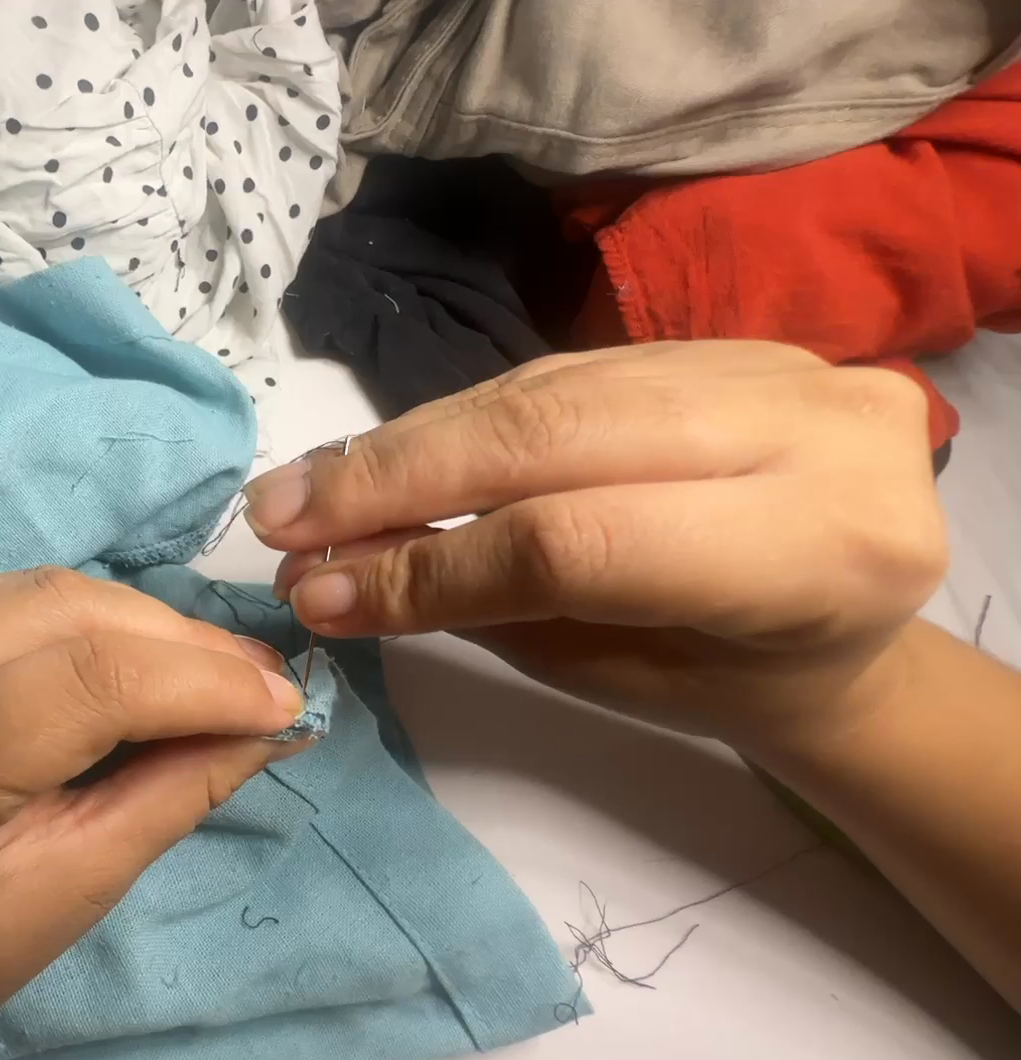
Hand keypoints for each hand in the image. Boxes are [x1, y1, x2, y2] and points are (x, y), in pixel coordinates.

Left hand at [0, 567, 308, 1059]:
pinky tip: (137, 650)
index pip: (82, 685)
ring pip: (39, 590)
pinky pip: (8, 598)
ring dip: (140, 618)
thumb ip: (180, 787)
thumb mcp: (82, 886)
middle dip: (178, 639)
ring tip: (210, 665)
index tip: (280, 700)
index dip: (198, 680)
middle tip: (257, 679)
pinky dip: (91, 616)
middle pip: (61, 612)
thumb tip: (276, 718)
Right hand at [246, 341, 947, 750]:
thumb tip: (320, 578)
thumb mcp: (587, 662)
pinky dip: (435, 428)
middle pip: (539, 438)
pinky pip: (530, 381)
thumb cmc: (713, 674)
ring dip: (392, 450)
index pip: (571, 543)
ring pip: (522, 397)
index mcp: (817, 549)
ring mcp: (756, 364)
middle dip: (385, 480)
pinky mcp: (693, 345)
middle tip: (274, 517)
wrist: (824, 618)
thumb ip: (462, 603)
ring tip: (300, 494)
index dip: (426, 566)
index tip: (315, 591)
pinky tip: (368, 462)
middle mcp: (805, 427)